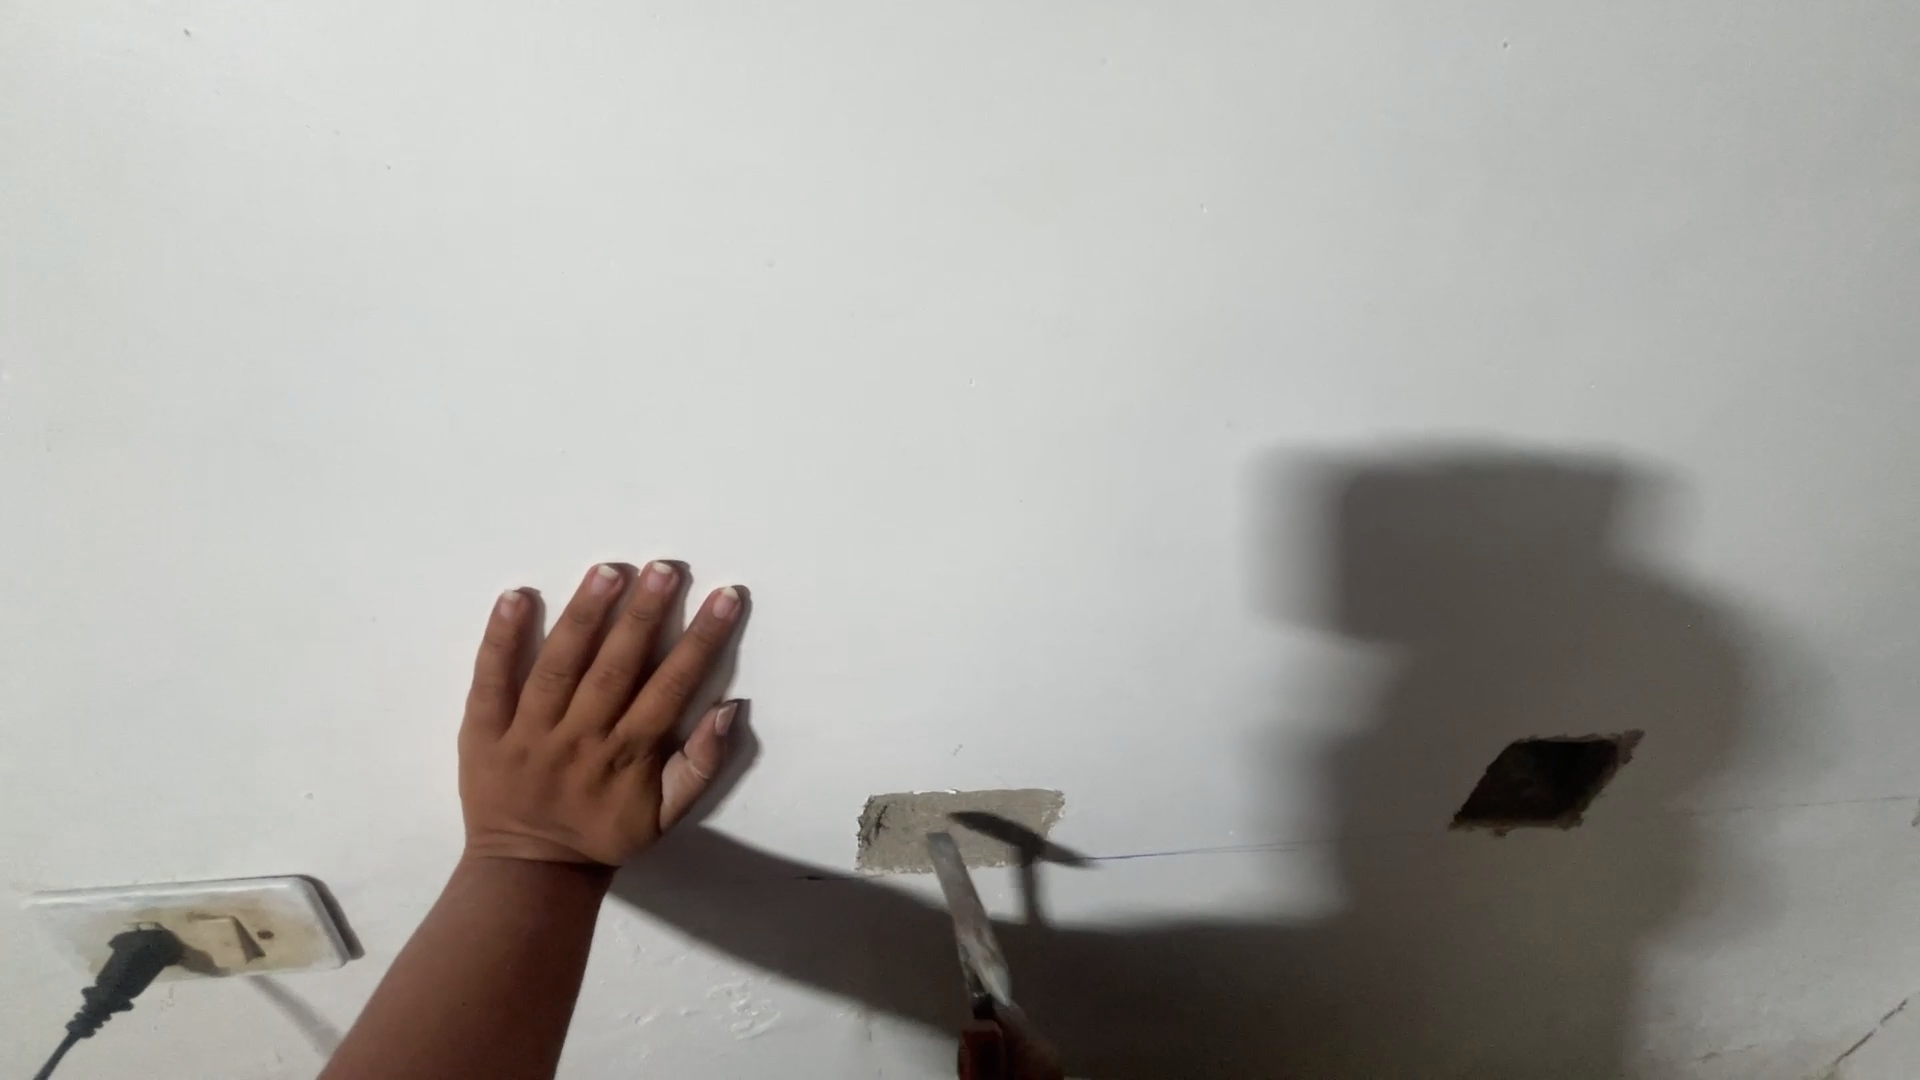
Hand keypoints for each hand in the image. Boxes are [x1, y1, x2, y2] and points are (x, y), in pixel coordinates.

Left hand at [459, 561, 745, 866]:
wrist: (528, 872)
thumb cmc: (607, 835)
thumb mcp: (669, 814)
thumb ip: (703, 763)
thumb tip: (730, 707)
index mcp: (628, 755)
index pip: (673, 685)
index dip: (702, 639)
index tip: (725, 596)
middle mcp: (581, 737)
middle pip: (616, 666)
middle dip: (644, 613)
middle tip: (664, 567)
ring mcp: (527, 733)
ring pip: (559, 665)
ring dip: (584, 614)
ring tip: (607, 570)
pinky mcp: (482, 731)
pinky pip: (490, 679)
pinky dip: (501, 637)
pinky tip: (516, 595)